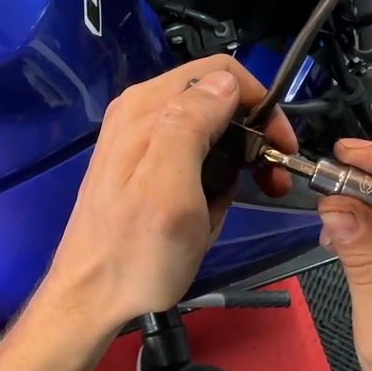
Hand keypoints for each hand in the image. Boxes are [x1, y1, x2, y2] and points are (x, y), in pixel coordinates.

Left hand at [40, 56, 296, 332]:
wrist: (92, 296)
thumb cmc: (136, 253)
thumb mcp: (171, 190)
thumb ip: (191, 125)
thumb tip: (225, 82)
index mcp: (148, 108)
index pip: (221, 74)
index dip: (261, 105)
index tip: (280, 149)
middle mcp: (140, 111)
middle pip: (216, 96)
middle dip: (251, 132)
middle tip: (268, 177)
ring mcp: (138, 136)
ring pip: (207, 124)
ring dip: (233, 157)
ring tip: (238, 196)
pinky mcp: (140, 161)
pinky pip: (190, 151)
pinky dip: (211, 173)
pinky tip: (210, 203)